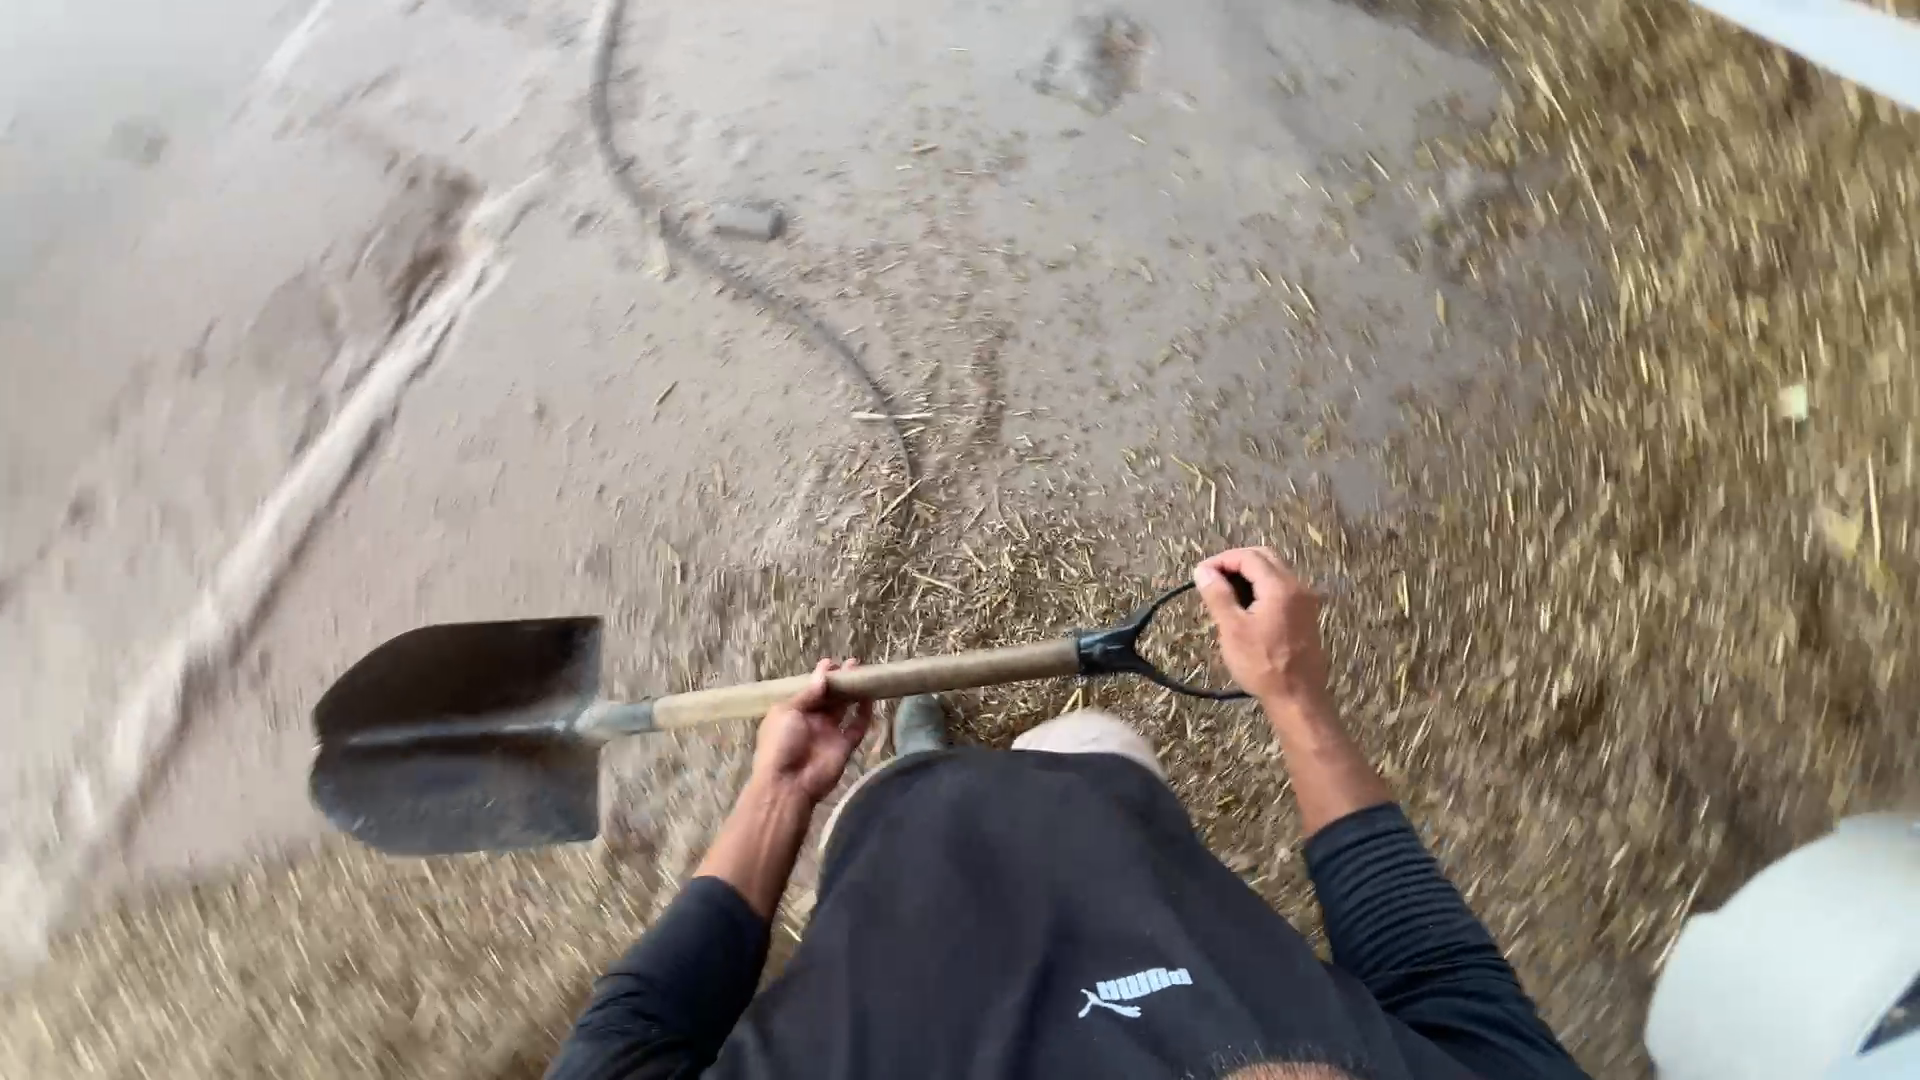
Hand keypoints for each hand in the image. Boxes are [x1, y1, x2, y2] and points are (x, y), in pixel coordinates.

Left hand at [751, 659, 872, 803]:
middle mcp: (812, 721)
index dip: (820, 677)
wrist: (789, 784)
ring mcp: (829, 733)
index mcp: (793, 712)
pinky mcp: (844, 746)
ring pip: (844, 709)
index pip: (809, 690)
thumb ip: (808, 694)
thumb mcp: (787, 712)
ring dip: (853, 693)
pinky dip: (864, 714)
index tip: (832, 662)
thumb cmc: (780, 744)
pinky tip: (869, 699)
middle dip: (840, 681)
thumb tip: (824, 675)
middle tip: (853, 664)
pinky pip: (857, 727)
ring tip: (863, 675)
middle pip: (829, 697)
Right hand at [1193, 547, 1330, 706]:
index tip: (1201, 574)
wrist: (1298, 697)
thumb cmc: (1261, 664)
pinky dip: (1260, 587)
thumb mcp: (1232, 629)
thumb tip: (1203, 570)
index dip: (1221, 560)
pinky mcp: (1305, 615)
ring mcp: (1305, 601)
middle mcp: (1297, 587)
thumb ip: (1218, 595)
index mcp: (1280, 587)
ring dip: (1248, 574)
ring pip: (1274, 572)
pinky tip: (1245, 607)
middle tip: (1212, 579)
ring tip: (1224, 593)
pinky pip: (1281, 588)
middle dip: (1235, 562)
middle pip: (1264, 558)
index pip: (1248, 557)